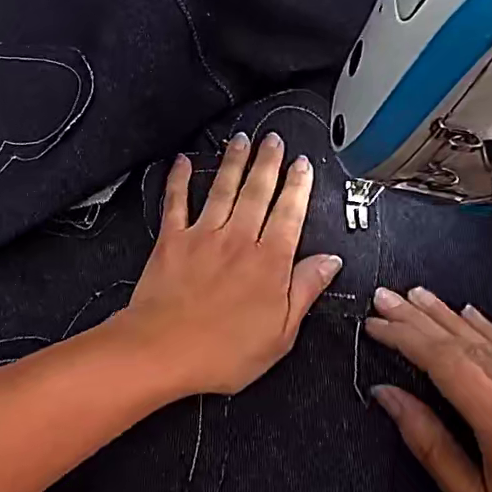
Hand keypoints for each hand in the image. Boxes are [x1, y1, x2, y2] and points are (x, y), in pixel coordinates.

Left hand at [116, 132, 341, 396]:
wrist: (162, 352)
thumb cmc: (220, 351)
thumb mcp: (280, 333)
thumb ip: (306, 290)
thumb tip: (330, 262)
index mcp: (268, 262)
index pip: (290, 212)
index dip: (298, 185)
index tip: (302, 165)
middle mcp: (238, 240)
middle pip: (258, 190)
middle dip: (268, 161)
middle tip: (274, 140)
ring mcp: (204, 236)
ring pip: (223, 188)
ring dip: (234, 161)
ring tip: (242, 140)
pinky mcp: (172, 240)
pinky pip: (176, 201)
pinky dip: (179, 179)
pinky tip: (184, 162)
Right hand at [364, 287, 491, 491]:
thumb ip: (432, 449)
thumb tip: (392, 399)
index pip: (450, 365)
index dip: (408, 337)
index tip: (379, 323)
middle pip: (474, 347)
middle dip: (424, 317)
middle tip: (389, 297)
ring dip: (457, 320)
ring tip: (422, 298)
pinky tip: (477, 321)